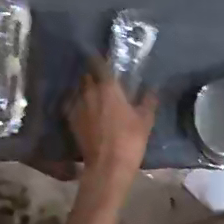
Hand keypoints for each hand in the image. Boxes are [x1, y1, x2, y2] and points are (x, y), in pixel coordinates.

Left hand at [65, 59, 156, 181]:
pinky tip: (84, 110)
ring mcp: (77, 106)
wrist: (108, 166)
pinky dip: (78, 104)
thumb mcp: (145, 120)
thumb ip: (148, 100)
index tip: (103, 58)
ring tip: (93, 95)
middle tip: (102, 79)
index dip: (100, 59)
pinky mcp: (70, 121)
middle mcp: (89, 92)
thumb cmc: (130, 139)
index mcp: (108, 87)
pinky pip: (72, 105)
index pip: (99, 64)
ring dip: (85, 90)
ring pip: (79, 90)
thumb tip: (152, 88)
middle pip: (87, 76)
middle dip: (93, 75)